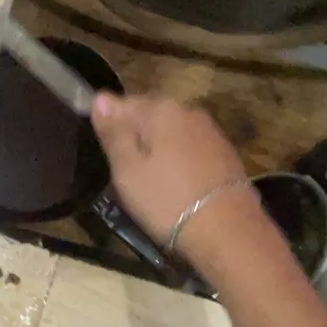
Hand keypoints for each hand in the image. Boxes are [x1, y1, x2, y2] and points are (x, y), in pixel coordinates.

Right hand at [90, 93, 258, 244]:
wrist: (225, 229)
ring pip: (171, 133)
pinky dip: (177, 160)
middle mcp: (189, 111)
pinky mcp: (224, 153)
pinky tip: (173, 184)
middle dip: (135, 136)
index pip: (124, 103)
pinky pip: (189, 148)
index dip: (110, 125)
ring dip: (156, 149)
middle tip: (122, 170)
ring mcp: (210, 131)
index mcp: (161, 110)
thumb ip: (114, 133)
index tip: (105, 152)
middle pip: (151, 116)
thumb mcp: (127, 170)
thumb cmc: (166, 200)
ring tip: (147, 179)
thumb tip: (100, 97)